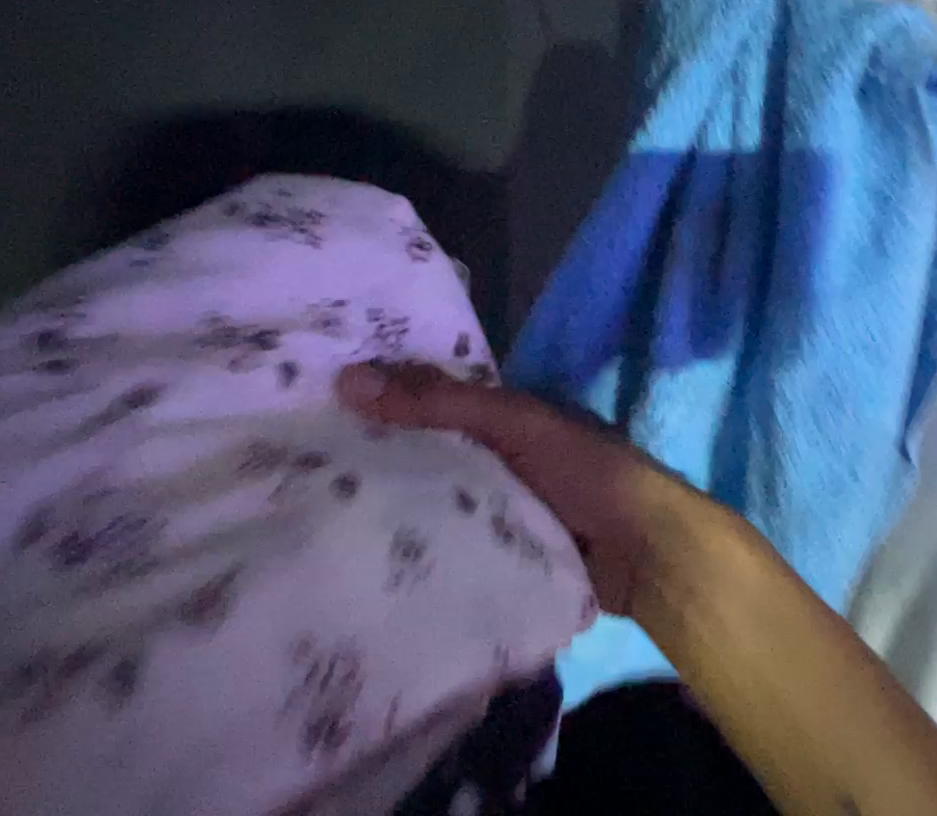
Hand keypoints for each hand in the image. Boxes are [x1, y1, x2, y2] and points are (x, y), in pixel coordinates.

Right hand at [336, 361, 708, 617]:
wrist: (643, 553)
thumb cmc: (584, 470)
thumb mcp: (513, 423)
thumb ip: (440, 403)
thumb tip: (348, 379)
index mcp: (499, 417)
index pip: (426, 399)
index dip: (378, 397)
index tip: (311, 403)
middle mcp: (492, 457)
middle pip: (423, 452)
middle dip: (373, 457)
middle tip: (293, 464)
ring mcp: (493, 508)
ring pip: (430, 499)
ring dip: (390, 505)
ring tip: (309, 513)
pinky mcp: (496, 555)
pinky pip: (446, 544)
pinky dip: (415, 546)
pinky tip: (360, 557)